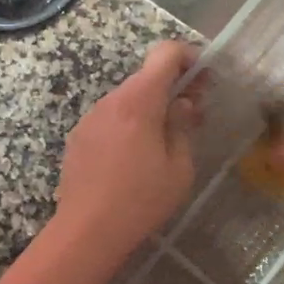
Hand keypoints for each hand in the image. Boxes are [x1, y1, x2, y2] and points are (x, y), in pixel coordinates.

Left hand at [55, 42, 204, 253]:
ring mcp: (90, 118)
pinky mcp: (78, 136)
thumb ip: (182, 127)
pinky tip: (134, 157)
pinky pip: (110, 119)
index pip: (165, 53)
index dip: (189, 57)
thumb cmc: (141, 200)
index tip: (205, 79)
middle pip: (146, 77)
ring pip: (127, 99)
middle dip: (173, 88)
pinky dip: (128, 125)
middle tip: (194, 115)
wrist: (87, 230)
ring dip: (150, 108)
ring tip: (165, 140)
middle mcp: (111, 101)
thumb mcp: (179, 168)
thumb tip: (182, 104)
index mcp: (139, 102)